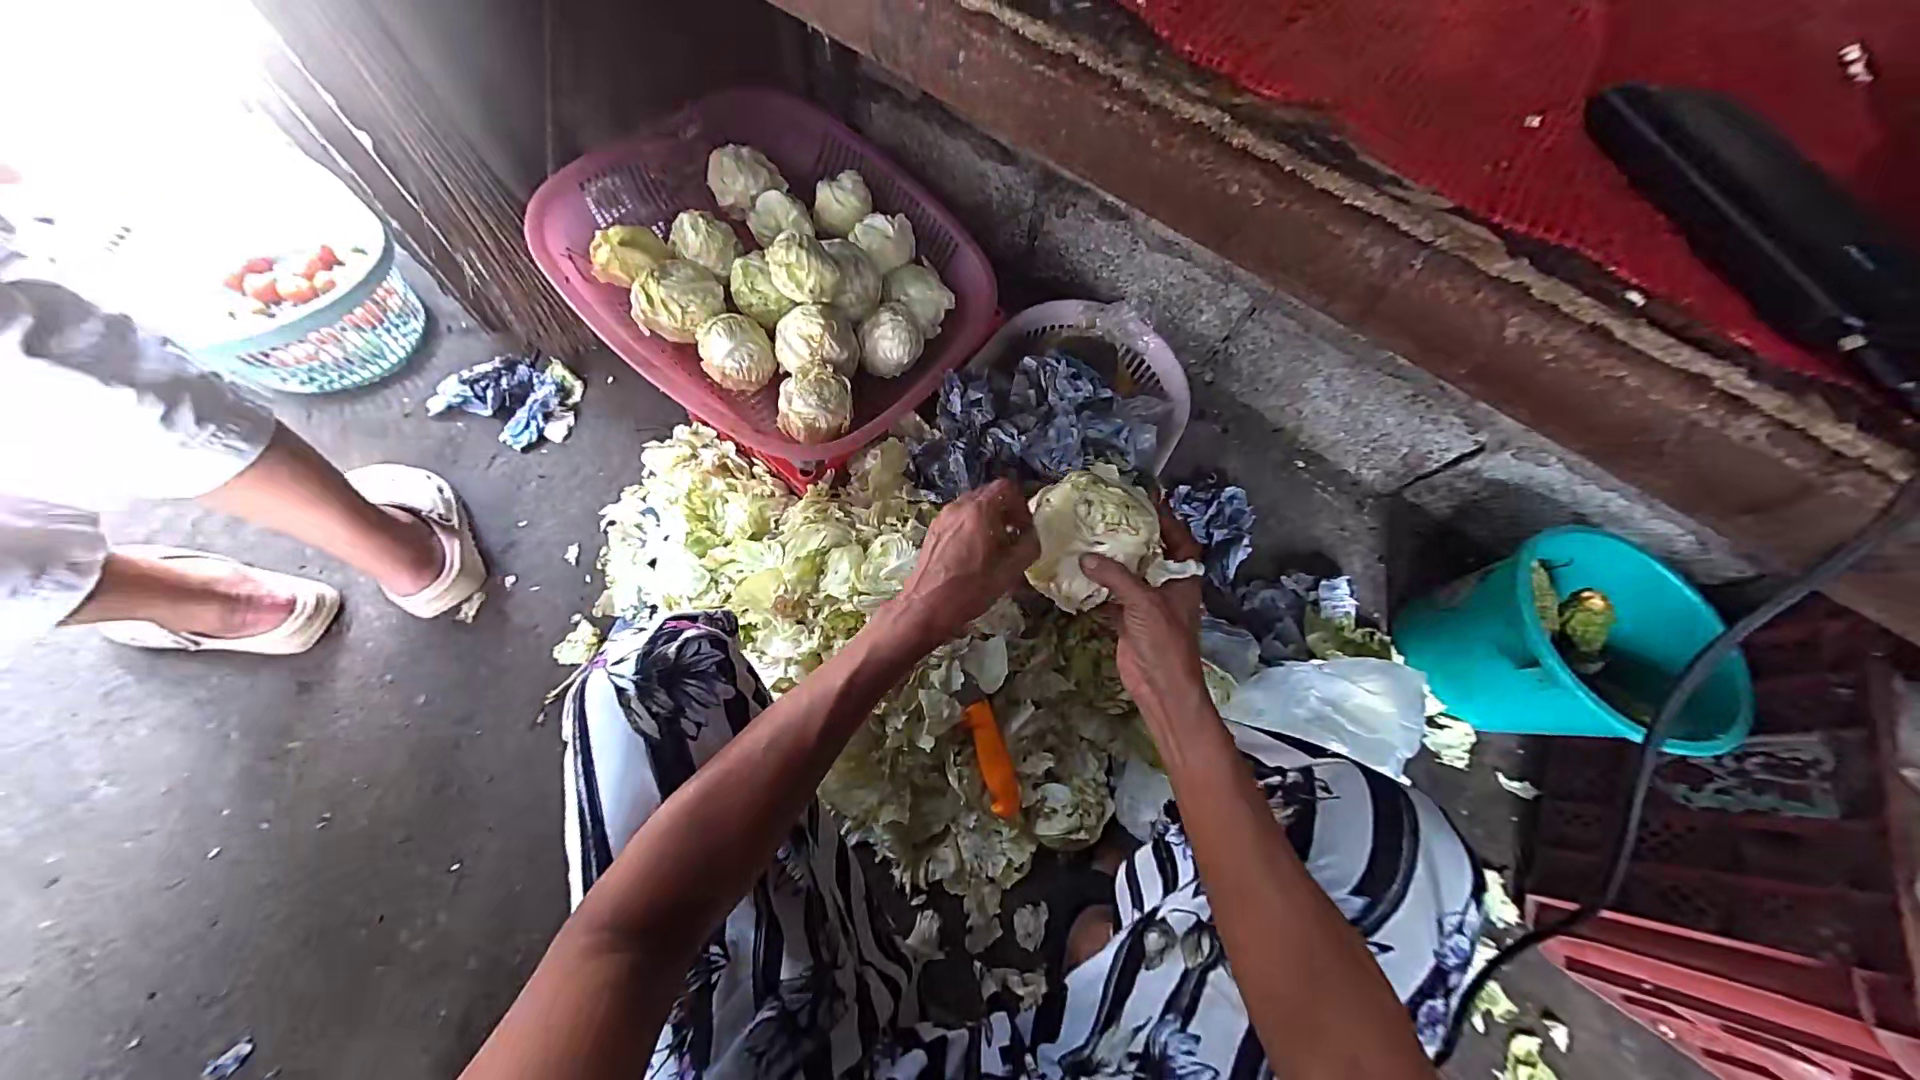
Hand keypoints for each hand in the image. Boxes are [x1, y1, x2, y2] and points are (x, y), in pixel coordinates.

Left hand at [885, 478, 1038, 649]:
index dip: (1021, 505)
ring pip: (972, 507)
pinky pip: (958, 519)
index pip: (1006, 488)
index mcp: (979, 510)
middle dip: (1005, 512)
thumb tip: (1032, 536)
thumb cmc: (970, 588)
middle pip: (988, 495)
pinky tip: (974, 554)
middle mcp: (958, 507)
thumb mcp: (1009, 571)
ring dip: (988, 520)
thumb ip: (1028, 547)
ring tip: (994, 548)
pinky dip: (971, 527)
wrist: (925, 606)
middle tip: (1013, 537)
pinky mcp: (933, 531)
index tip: (1024, 528)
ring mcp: (942, 518)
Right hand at [1080, 505, 1209, 726]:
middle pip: (1151, 555)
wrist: (1161, 686)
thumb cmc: (1165, 640)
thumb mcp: (1143, 602)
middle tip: (1109, 517)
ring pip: (1130, 576)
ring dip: (1113, 562)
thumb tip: (1087, 557)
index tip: (1148, 502)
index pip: (1180, 542)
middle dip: (1133, 538)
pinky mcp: (1129, 620)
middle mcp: (1167, 588)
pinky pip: (1113, 596)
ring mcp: (1147, 605)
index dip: (1168, 522)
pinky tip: (1080, 574)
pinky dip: (1098, 587)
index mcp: (1182, 579)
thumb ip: (1116, 576)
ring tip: (1091, 539)